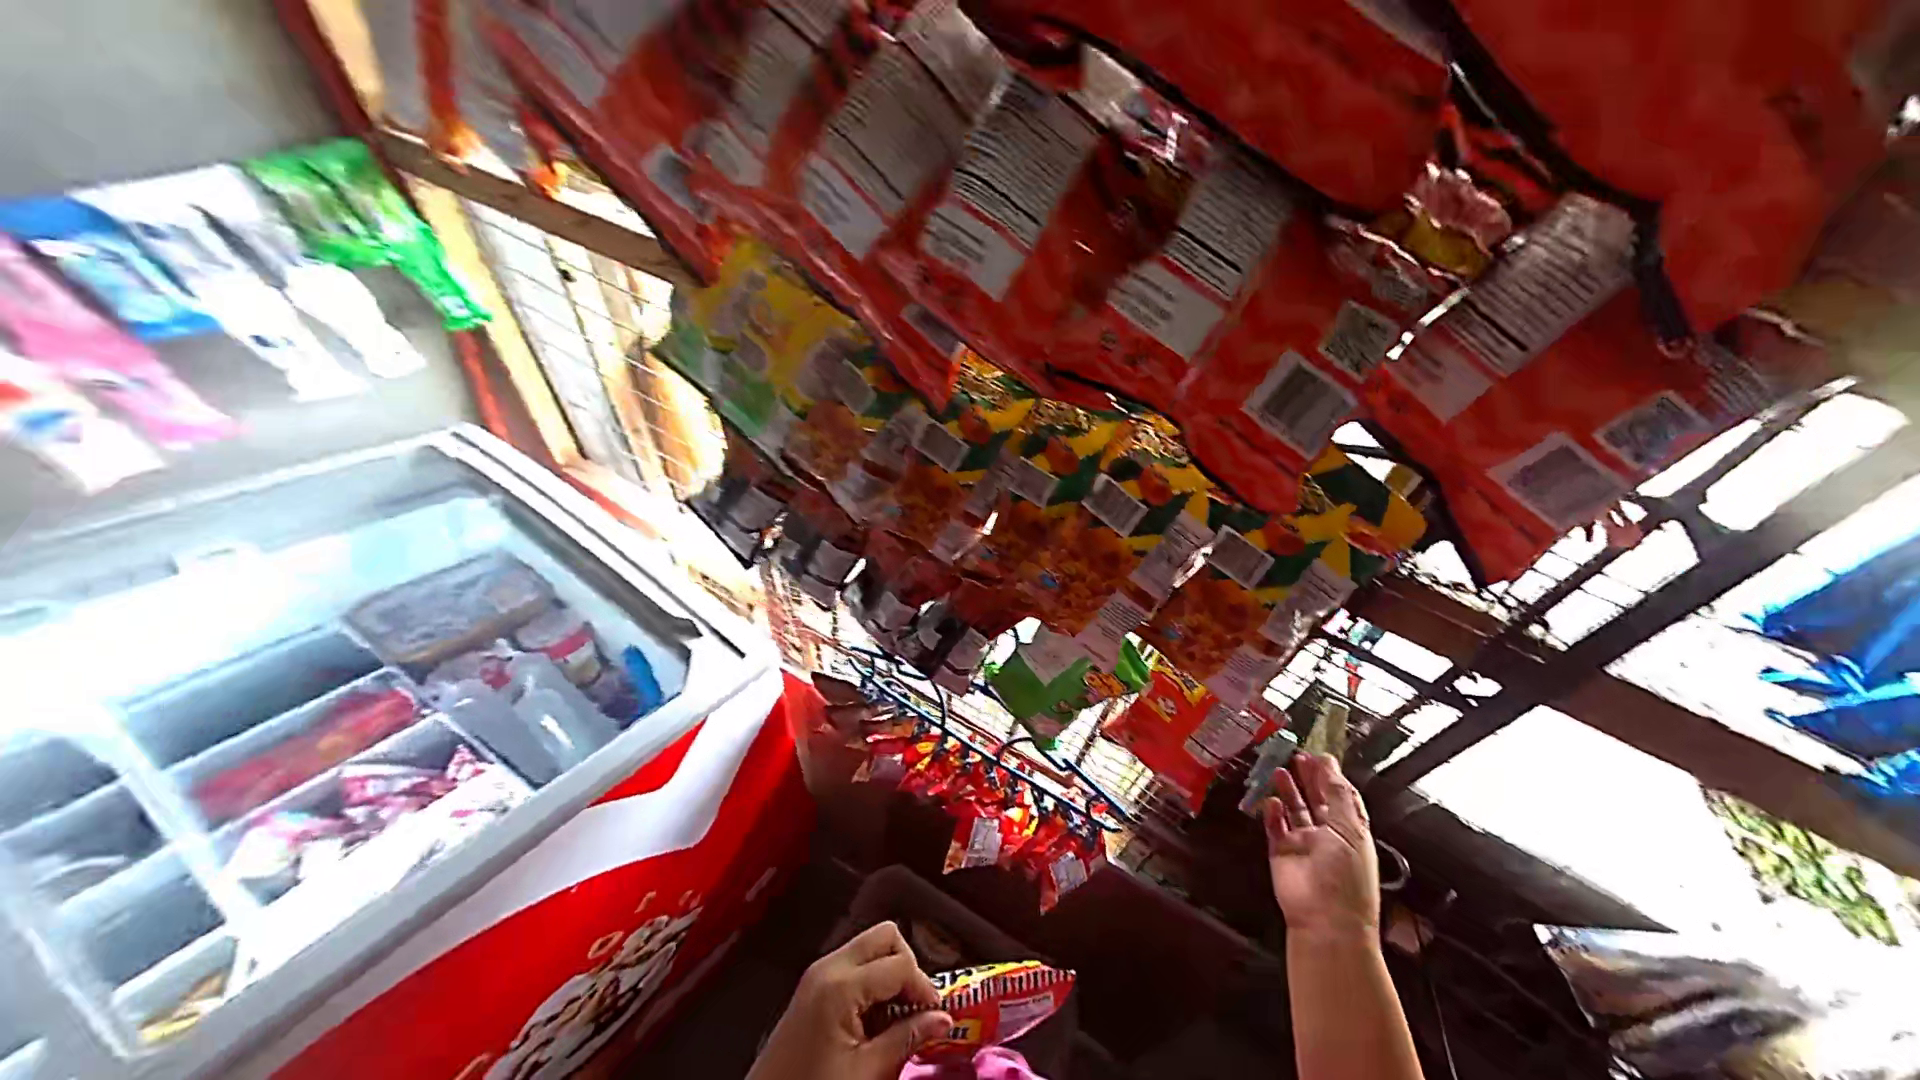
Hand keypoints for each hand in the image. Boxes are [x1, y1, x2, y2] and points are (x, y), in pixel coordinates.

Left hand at [746, 922, 952, 1079]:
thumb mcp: (864, 1073)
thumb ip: (906, 1039)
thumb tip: (944, 1019)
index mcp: (841, 985)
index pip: (900, 963)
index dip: (924, 988)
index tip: (935, 1018)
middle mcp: (829, 966)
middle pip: (885, 936)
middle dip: (908, 966)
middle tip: (916, 1008)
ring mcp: (819, 972)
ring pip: (871, 946)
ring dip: (891, 972)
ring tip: (898, 1017)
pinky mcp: (814, 984)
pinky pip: (855, 963)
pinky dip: (873, 979)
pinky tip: (876, 1018)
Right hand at [1260, 752, 1379, 940]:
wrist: (1325, 920)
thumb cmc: (1345, 876)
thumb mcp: (1349, 829)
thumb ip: (1336, 794)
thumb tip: (1329, 762)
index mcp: (1350, 830)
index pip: (1341, 797)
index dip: (1331, 776)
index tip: (1319, 755)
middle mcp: (1327, 834)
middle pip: (1316, 800)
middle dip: (1307, 778)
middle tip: (1295, 756)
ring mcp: (1303, 843)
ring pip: (1294, 811)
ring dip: (1288, 791)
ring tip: (1278, 770)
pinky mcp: (1281, 851)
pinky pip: (1275, 827)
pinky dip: (1272, 813)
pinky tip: (1270, 800)